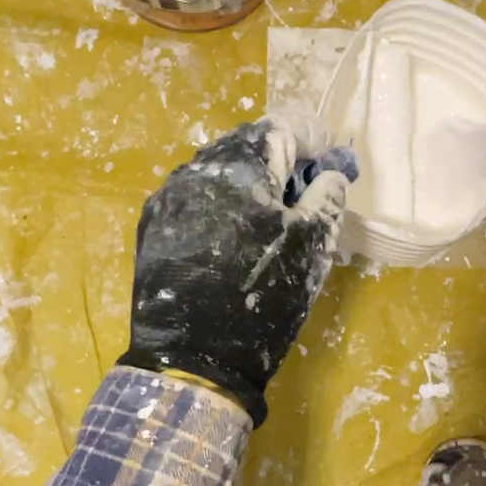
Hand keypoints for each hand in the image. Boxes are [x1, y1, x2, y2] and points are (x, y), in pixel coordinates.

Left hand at [118, 117, 352, 425]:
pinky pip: (196, 198)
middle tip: (304, 191)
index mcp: (242, 165)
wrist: (194, 359)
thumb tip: (329, 175)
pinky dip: (221, 205)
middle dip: (281, 161)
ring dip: (250, 183)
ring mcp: (169, 197)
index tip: (331, 161)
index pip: (284, 127)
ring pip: (219, 170)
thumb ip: (326, 198)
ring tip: (268, 218)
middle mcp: (197, 168)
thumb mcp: (312, 248)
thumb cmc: (262, 300)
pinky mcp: (153, 227)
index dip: (315, 139)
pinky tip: (232, 237)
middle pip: (248, 145)